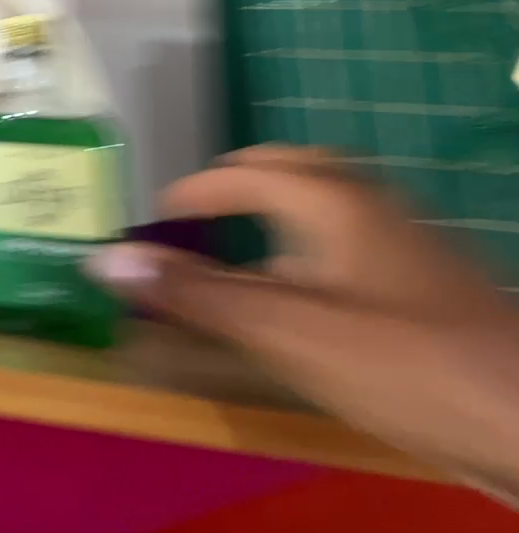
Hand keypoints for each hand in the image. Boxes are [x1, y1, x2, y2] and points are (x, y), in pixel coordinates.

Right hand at [86, 146, 518, 495]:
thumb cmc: (404, 364)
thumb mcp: (280, 329)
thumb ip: (188, 292)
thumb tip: (101, 257)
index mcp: (330, 201)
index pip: (238, 173)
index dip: (188, 194)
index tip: (155, 225)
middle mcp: (371, 207)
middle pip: (292, 168)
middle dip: (235, 184)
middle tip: (193, 218)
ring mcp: (409, 246)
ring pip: (326, 203)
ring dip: (273, 211)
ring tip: (234, 250)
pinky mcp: (431, 288)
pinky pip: (350, 240)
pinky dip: (308, 244)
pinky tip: (299, 296)